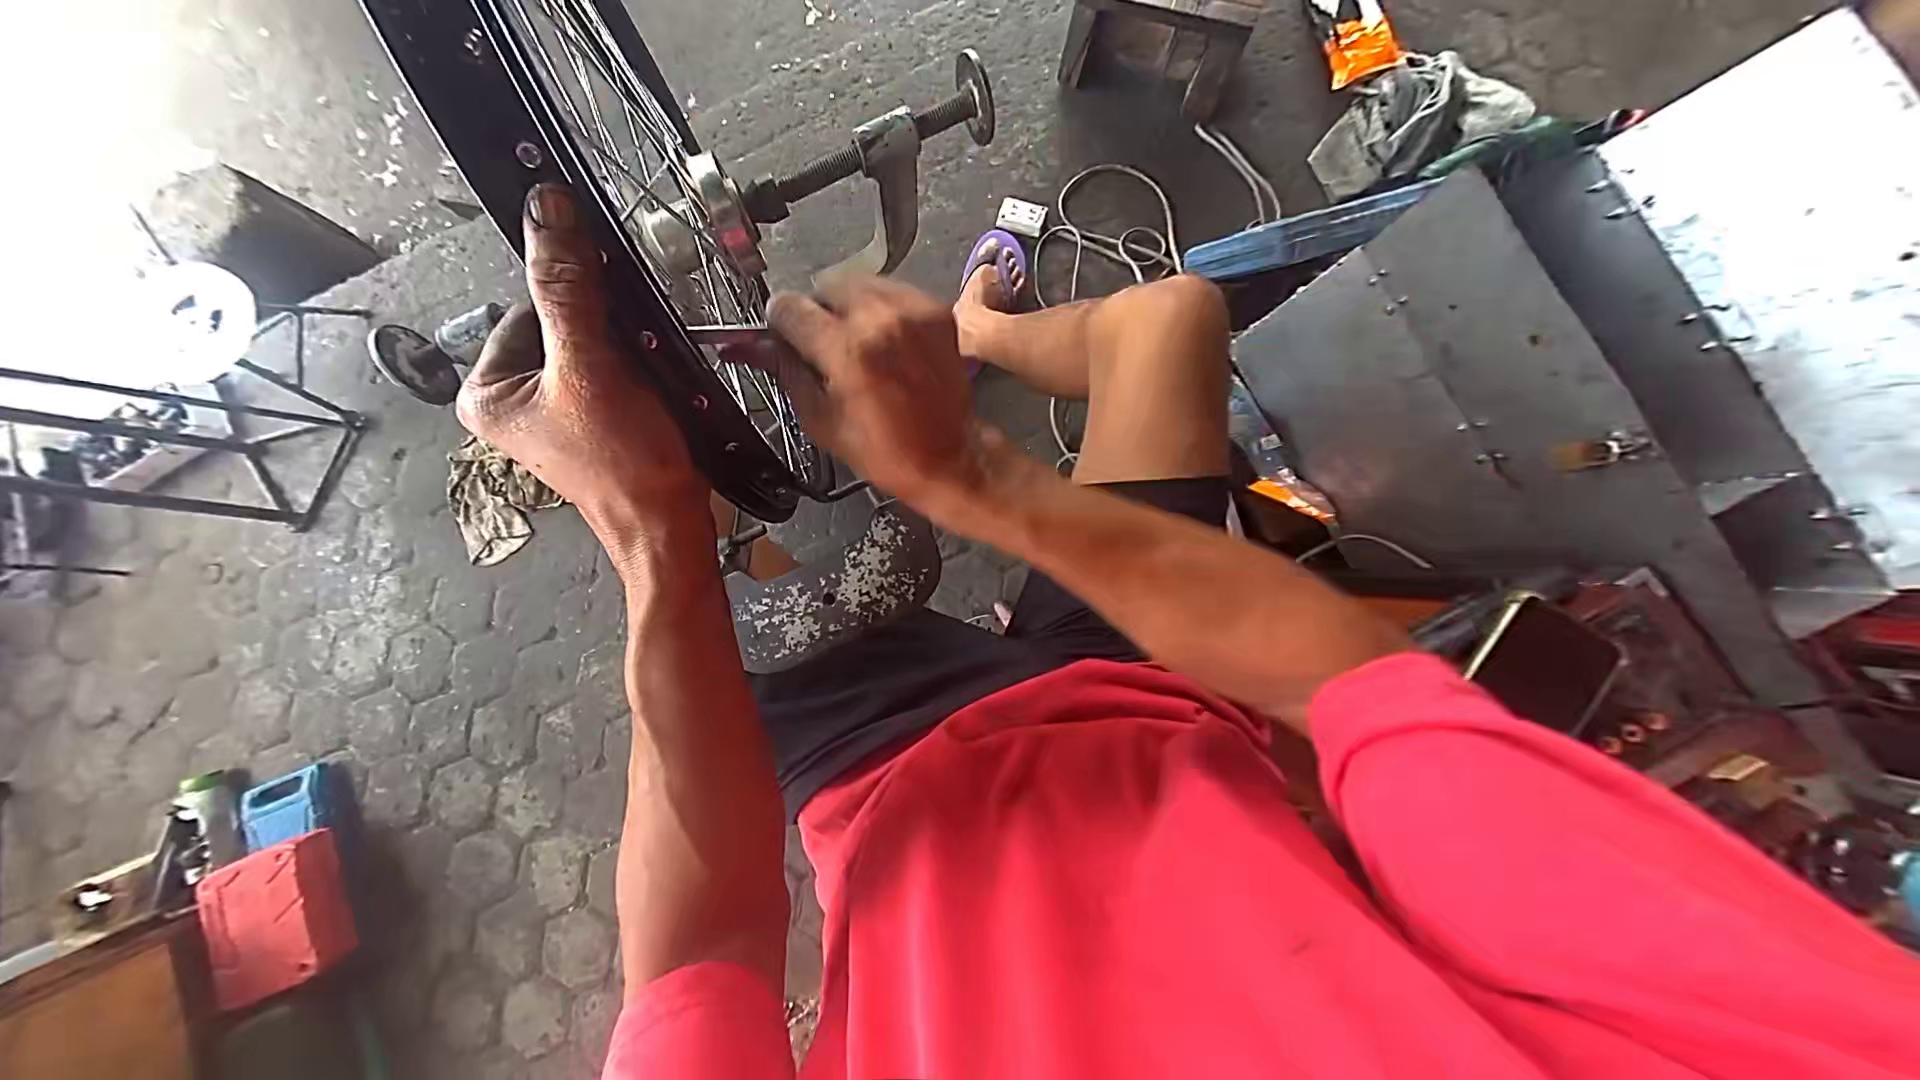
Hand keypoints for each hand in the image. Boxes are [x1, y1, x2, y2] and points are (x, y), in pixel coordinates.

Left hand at [457, 184, 707, 547]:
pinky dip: (641, 376)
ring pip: (598, 352)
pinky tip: (656, 395)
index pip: (529, 307)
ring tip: (648, 386)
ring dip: (631, 356)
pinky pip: (617, 377)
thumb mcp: (591, 369)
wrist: (671, 522)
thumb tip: (548, 210)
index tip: (614, 328)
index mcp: (487, 390)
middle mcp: (516, 401)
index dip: (580, 309)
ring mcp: (560, 415)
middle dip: (610, 339)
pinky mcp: (598, 424)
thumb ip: (568, 291)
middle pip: (566, 329)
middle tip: (635, 368)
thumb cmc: (624, 464)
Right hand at [765, 276, 989, 505]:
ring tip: (859, 346)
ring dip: (850, 307)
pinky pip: (893, 291)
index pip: (790, 307)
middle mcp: (882, 320)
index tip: (784, 335)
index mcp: (848, 351)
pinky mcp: (937, 312)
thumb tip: (754, 345)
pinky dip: (882, 310)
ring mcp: (914, 312)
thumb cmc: (886, 453)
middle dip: (819, 313)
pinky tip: (886, 342)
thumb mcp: (821, 421)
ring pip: (860, 282)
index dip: (781, 324)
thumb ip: (786, 372)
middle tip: (826, 347)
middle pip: (825, 285)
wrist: (949, 458)